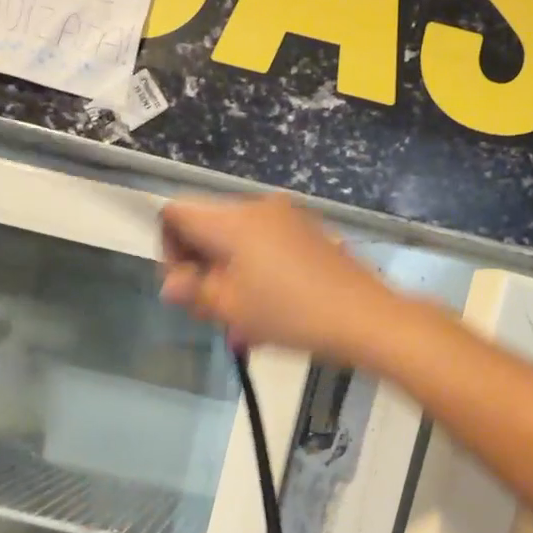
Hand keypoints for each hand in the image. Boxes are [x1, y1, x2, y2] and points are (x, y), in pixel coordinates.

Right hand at [158, 194, 409, 363]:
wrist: (365, 317)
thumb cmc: (291, 314)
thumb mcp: (232, 308)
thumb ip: (193, 291)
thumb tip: (171, 283)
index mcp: (232, 220)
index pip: (175, 213)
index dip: (168, 250)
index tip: (186, 288)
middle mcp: (258, 207)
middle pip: (208, 228)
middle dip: (203, 271)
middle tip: (212, 313)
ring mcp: (289, 218)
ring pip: (239, 244)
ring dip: (232, 281)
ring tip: (243, 325)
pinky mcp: (311, 235)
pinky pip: (268, 249)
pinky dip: (259, 276)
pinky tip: (270, 316)